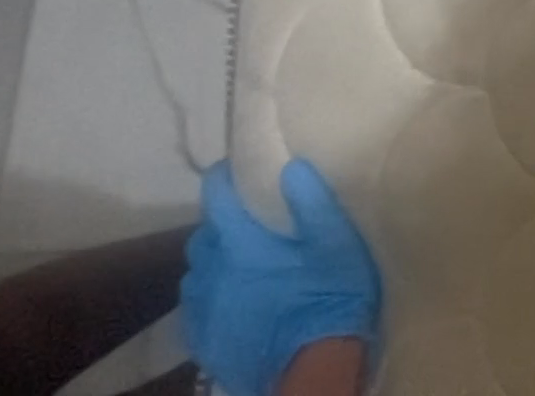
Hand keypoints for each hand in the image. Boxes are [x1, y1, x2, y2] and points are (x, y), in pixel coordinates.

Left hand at [182, 160, 380, 395]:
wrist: (310, 369)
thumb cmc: (330, 296)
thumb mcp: (336, 245)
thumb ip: (314, 205)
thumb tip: (291, 166)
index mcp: (242, 244)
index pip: (216, 197)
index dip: (223, 177)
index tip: (236, 166)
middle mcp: (212, 271)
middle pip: (206, 232)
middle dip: (224, 219)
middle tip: (255, 215)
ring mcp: (203, 307)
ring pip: (199, 267)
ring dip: (218, 254)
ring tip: (247, 254)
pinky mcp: (203, 335)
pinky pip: (198, 300)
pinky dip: (214, 287)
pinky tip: (239, 292)